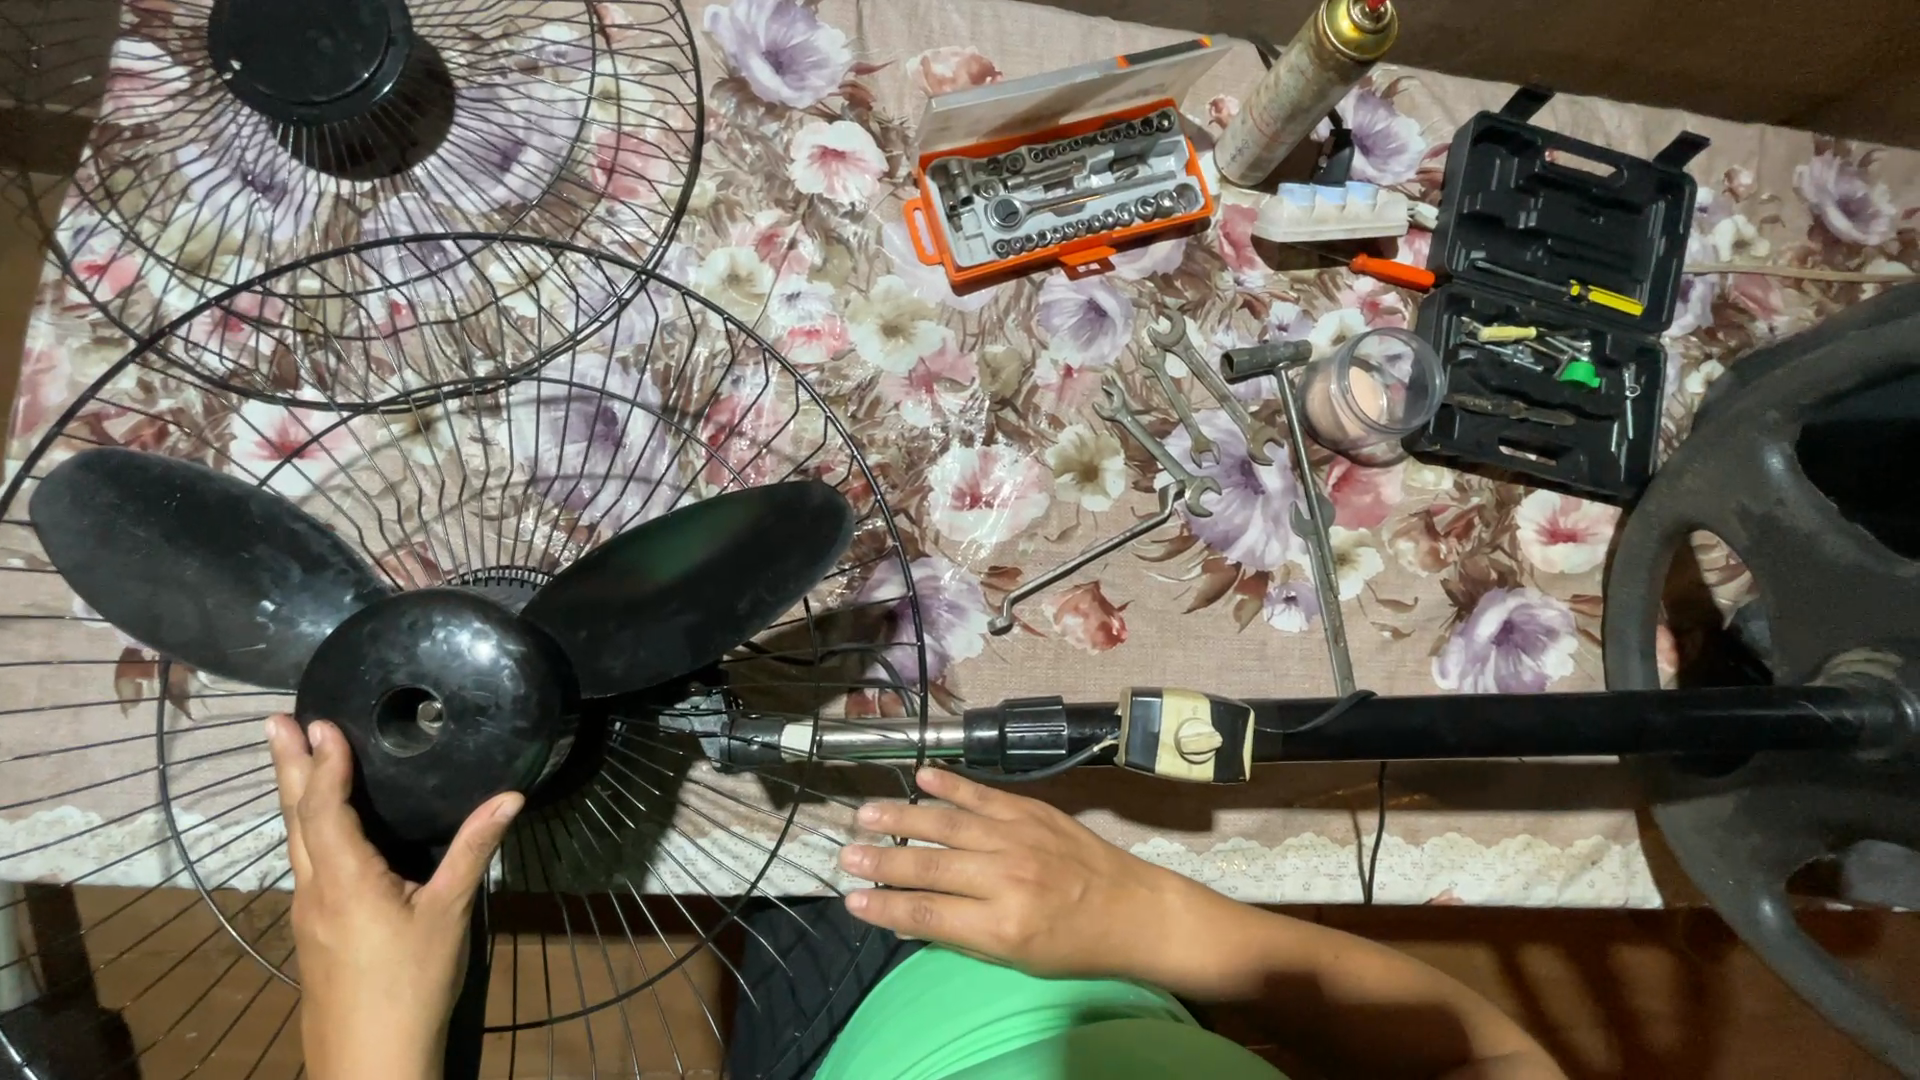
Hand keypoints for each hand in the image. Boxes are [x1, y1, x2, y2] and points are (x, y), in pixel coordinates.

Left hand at [266, 714, 522, 1079]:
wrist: (371, 1057)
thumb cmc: (412, 980)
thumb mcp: (450, 911)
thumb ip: (473, 850)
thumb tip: (511, 796)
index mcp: (345, 881)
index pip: (325, 812)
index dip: (324, 766)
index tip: (320, 723)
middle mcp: (315, 889)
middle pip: (296, 818)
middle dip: (289, 767)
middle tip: (274, 722)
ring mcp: (310, 909)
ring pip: (295, 839)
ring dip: (294, 792)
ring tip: (293, 756)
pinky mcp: (317, 924)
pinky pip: (306, 858)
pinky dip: (307, 822)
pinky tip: (319, 822)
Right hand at [837, 767, 1209, 983]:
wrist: (1134, 909)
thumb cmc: (1075, 946)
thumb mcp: (1017, 959)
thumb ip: (964, 935)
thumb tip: (910, 916)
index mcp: (1002, 926)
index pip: (928, 914)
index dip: (885, 907)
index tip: (850, 899)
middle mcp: (1006, 878)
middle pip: (930, 866)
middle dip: (883, 860)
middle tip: (846, 853)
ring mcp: (1018, 837)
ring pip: (948, 823)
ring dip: (903, 816)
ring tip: (866, 812)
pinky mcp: (1031, 811)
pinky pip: (983, 794)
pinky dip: (951, 784)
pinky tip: (922, 776)